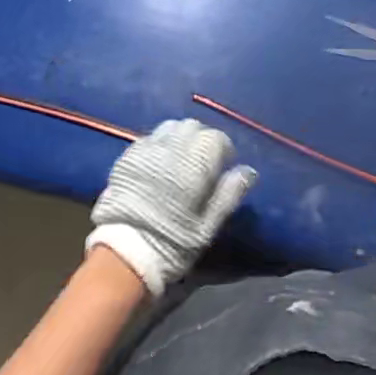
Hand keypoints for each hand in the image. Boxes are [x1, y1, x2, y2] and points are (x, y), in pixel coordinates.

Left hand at [86, 119, 255, 294]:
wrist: (127, 247)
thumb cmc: (174, 242)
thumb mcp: (209, 225)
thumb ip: (229, 194)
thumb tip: (248, 171)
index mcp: (193, 164)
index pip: (215, 137)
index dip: (223, 148)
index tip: (224, 164)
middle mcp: (170, 147)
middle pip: (192, 126)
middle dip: (202, 139)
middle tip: (204, 163)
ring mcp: (146, 148)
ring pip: (170, 127)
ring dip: (181, 137)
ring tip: (182, 160)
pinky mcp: (128, 154)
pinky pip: (150, 138)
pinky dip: (161, 144)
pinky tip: (160, 164)